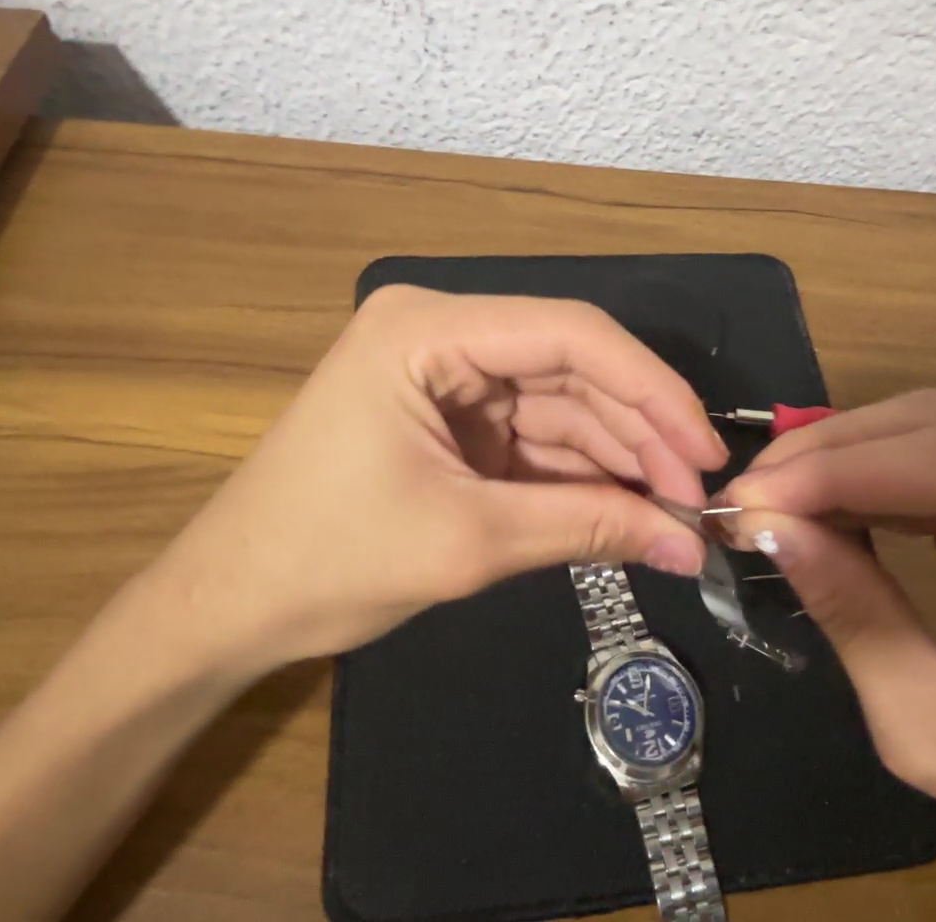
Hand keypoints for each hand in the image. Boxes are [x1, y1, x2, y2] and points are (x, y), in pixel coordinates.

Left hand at [138, 285, 728, 681]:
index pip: (570, 334)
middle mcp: (440, 335)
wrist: (230, 606)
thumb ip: (588, 528)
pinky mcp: (449, 421)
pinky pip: (532, 437)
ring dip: (615, 458)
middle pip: (570, 368)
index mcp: (426, 330)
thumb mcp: (470, 541)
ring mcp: (444, 378)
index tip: (705, 451)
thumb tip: (688, 543)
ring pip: (559, 404)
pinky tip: (625, 508)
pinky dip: (578, 474)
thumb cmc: (329, 561)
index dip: (651, 389)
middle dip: (638, 433)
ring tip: (672, 514)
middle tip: (694, 500)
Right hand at [718, 390, 935, 886]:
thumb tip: (767, 524)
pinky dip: (883, 466)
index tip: (751, 498)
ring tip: (778, 494)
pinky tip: (833, 497)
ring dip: (850, 451)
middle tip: (749, 494)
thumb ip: (855, 618)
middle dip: (832, 451)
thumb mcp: (928, 732)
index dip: (844, 468)